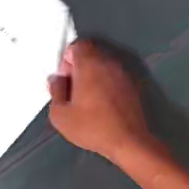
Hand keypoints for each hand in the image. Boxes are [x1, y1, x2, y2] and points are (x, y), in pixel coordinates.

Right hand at [47, 40, 162, 168]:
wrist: (129, 141)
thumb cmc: (92, 127)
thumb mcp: (60, 115)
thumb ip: (55, 91)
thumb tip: (57, 80)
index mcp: (90, 64)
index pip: (77, 46)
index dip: (67, 60)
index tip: (65, 79)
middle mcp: (109, 63)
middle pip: (91, 54)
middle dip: (79, 67)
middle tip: (73, 90)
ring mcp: (123, 74)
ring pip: (103, 66)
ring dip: (93, 76)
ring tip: (86, 99)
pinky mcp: (132, 86)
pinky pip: (113, 77)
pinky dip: (105, 84)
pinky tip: (101, 105)